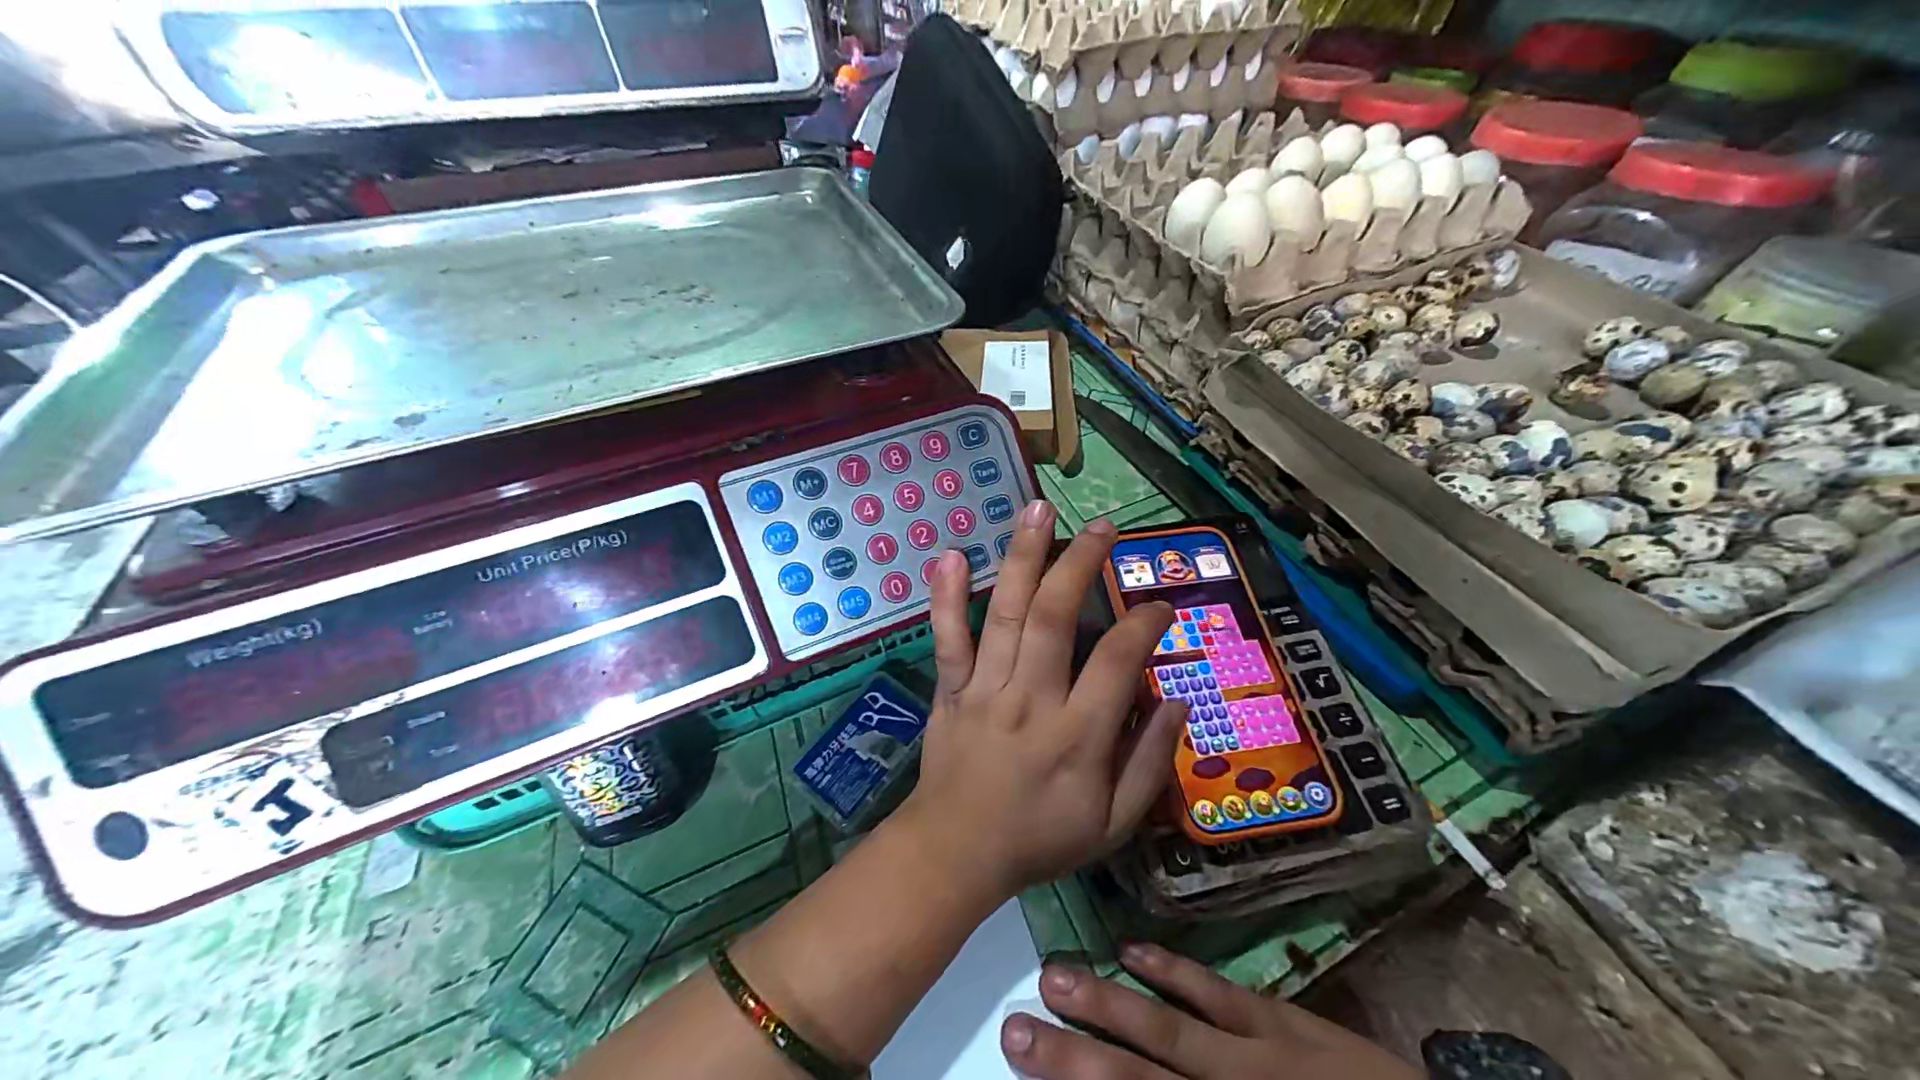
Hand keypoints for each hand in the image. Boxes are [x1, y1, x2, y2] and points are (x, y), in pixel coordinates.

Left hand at [893, 503, 1185, 899]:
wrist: (955, 853)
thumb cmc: (1039, 839)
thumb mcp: (1112, 824)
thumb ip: (1150, 765)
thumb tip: (1175, 703)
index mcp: (1077, 735)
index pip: (1116, 660)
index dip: (1144, 623)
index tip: (1160, 603)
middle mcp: (1030, 700)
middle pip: (1054, 617)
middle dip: (1080, 564)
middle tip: (1103, 527)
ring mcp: (984, 690)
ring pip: (1004, 614)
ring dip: (1022, 558)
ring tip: (1037, 510)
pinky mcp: (949, 690)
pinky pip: (947, 639)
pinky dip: (946, 597)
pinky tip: (949, 554)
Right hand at [1001, 942, 1420, 1078]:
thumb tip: (1142, 1075)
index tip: (1029, 1068)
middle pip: (1142, 1076)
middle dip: (1076, 1056)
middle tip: (1016, 1029)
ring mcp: (1265, 1057)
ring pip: (1173, 1029)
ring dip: (1110, 1004)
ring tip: (1055, 975)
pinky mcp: (1289, 1024)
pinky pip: (1222, 995)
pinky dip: (1175, 972)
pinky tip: (1134, 950)